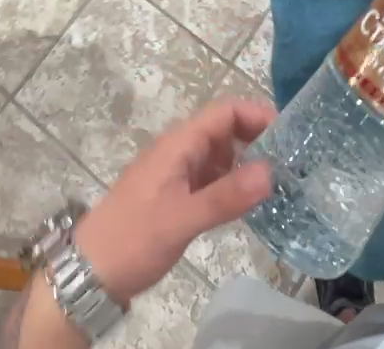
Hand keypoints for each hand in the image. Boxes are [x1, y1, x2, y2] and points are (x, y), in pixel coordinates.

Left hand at [72, 98, 275, 301]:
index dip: (257, 115)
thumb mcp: (181, 219)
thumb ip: (225, 196)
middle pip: (224, 130)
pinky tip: (252, 204)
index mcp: (179, 144)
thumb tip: (271, 171)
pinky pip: (212, 179)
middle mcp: (180, 151)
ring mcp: (177, 173)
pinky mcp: (176, 196)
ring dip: (248, 163)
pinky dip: (233, 185)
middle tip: (293, 161)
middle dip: (257, 138)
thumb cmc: (133, 238)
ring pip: (220, 156)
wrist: (90, 272)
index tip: (291, 133)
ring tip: (283, 182)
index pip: (224, 112)